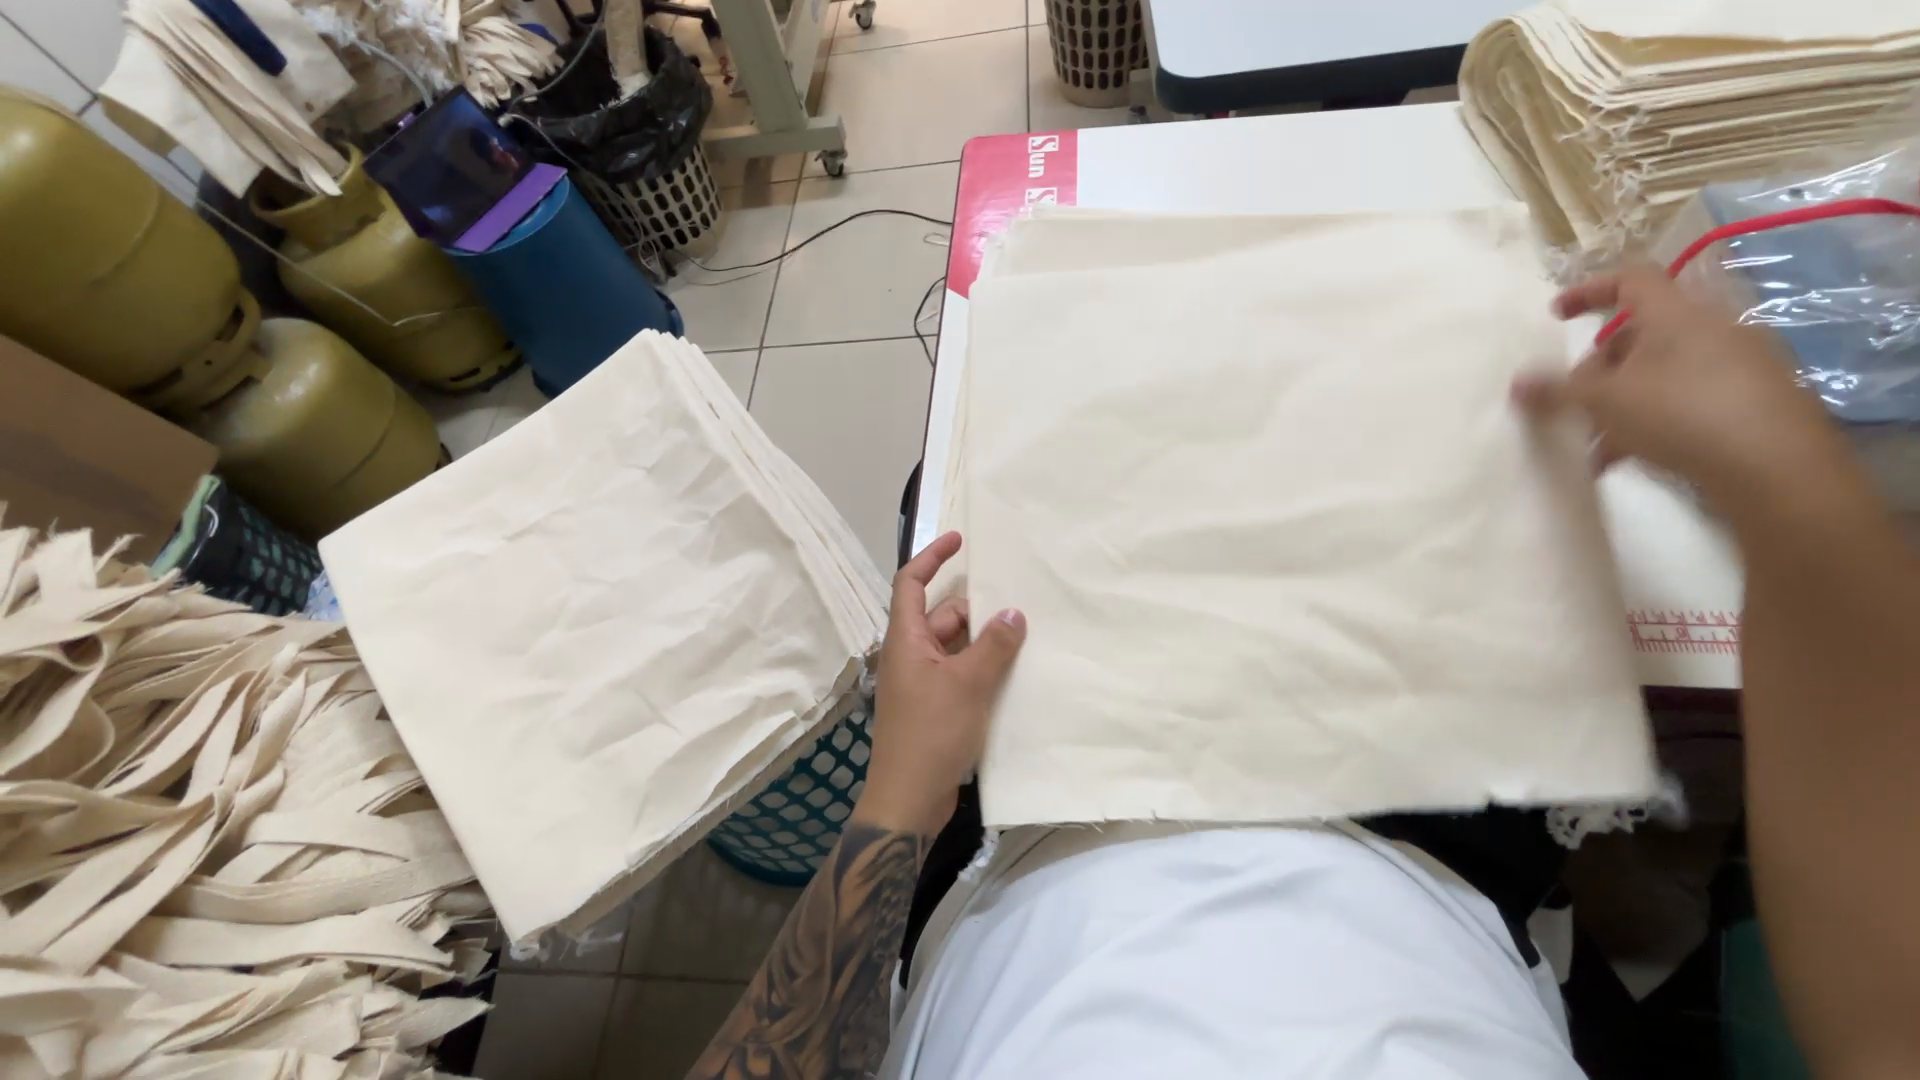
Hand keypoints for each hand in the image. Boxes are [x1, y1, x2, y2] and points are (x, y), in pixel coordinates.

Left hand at [854, 532, 1025, 835]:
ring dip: (984, 642)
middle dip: (976, 609)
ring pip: (955, 647)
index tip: (961, 541)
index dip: (932, 557)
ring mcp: (922, 684)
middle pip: (942, 616)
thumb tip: (1014, 612)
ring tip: (1026, 637)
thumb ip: (993, 646)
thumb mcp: (968, 684)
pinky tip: (1014, 674)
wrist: (908, 800)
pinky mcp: (935, 709)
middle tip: (1018, 605)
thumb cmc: (931, 734)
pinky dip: (982, 669)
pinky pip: (960, 674)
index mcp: (906, 640)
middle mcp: (911, 656)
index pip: (911, 584)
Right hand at [1511, 263, 1847, 499]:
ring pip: (1658, 371)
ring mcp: (1735, 362)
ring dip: (1619, 401)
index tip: (1557, 314)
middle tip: (1575, 399)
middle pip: (1639, 334)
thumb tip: (1516, 382)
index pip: (1630, 279)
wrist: (1772, 464)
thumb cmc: (1678, 413)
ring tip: (1596, 441)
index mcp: (1675, 315)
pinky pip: (1685, 396)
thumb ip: (1555, 390)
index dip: (1589, 290)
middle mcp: (1710, 328)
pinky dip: (1650, 418)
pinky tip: (1627, 455)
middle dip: (1599, 367)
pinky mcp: (1750, 396)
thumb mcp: (1602, 401)